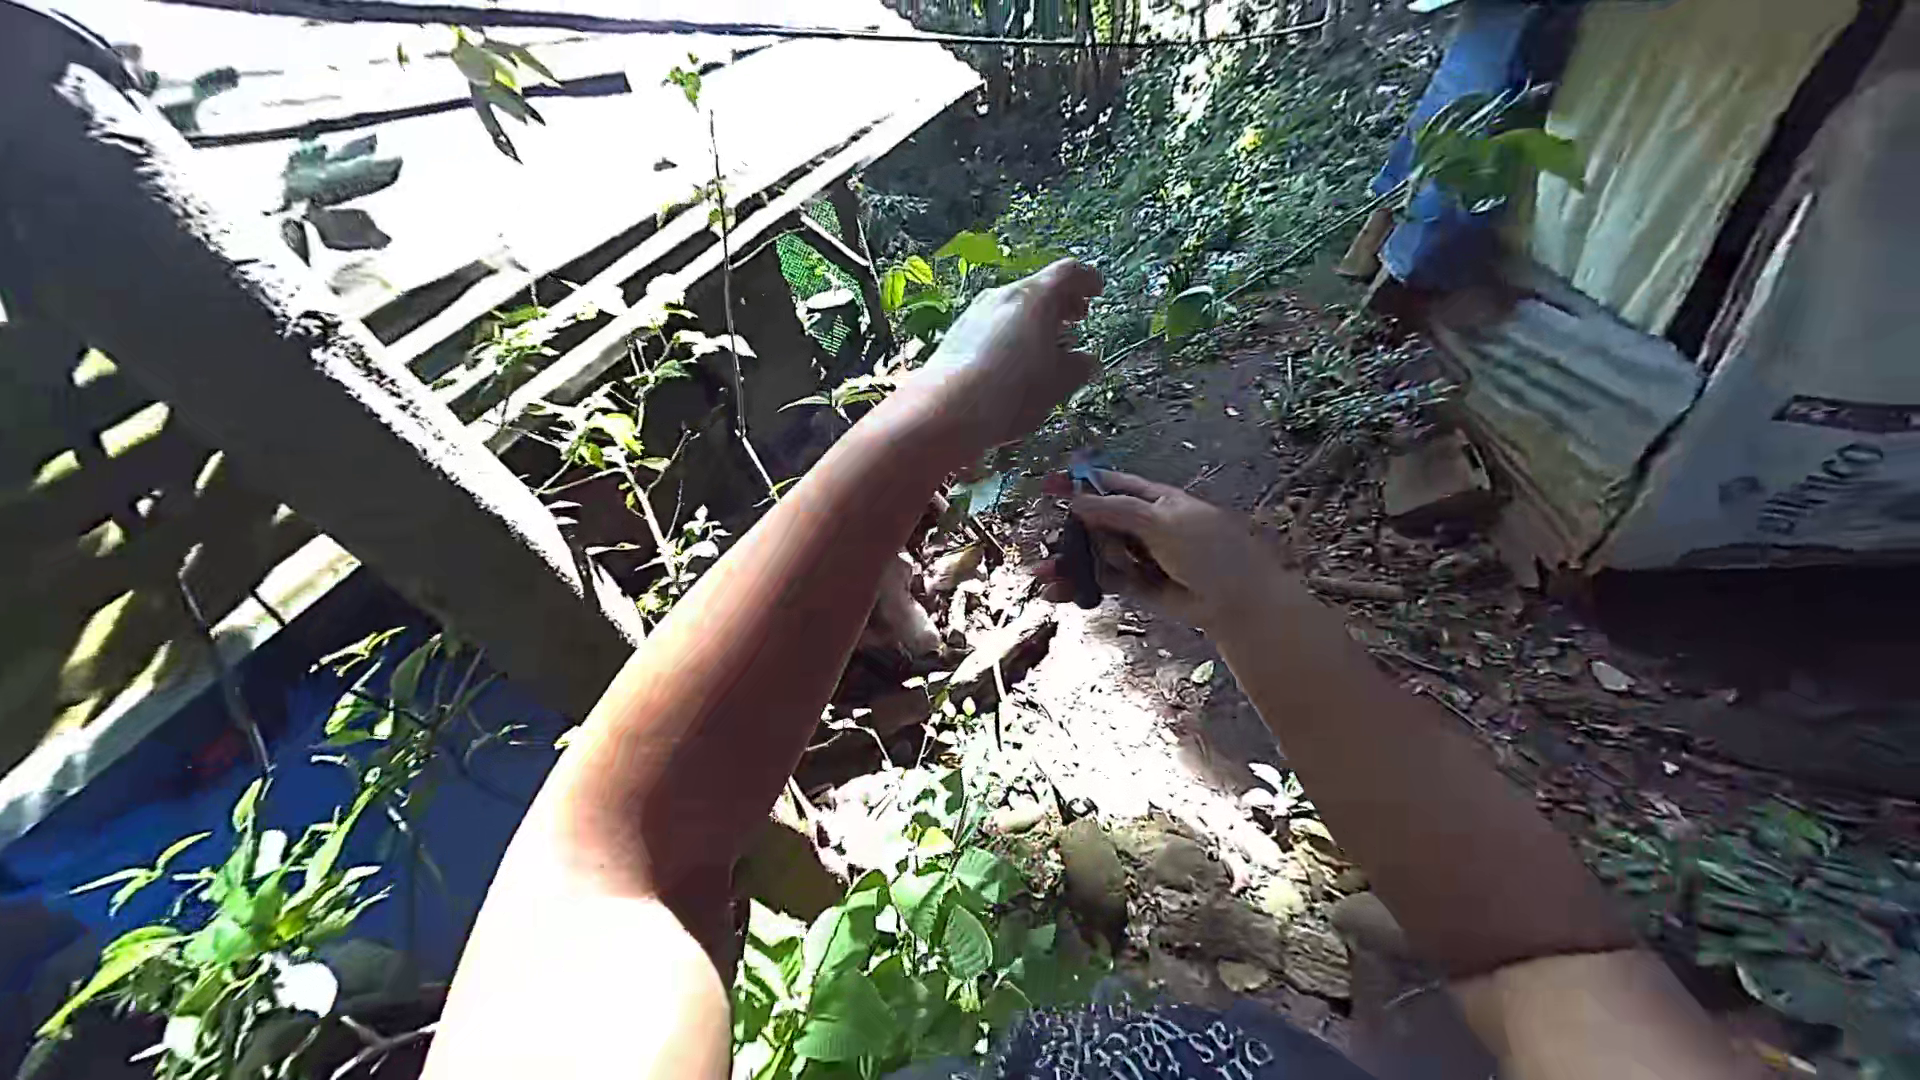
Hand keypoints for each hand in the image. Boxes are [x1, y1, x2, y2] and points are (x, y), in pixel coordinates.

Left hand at [888, 259, 1103, 459]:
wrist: (946, 411)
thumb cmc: (1012, 393)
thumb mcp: (1057, 385)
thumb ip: (1077, 368)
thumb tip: (1085, 360)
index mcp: (1035, 298)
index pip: (1068, 274)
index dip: (1087, 281)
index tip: (1097, 290)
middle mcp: (1002, 296)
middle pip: (1038, 289)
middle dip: (1060, 303)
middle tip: (1076, 318)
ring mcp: (974, 314)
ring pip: (1012, 308)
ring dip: (1033, 321)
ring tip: (1045, 346)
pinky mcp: (955, 336)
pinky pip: (992, 326)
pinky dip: (1010, 335)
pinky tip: (1012, 362)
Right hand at [1038, 470, 1287, 626]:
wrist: (1234, 601)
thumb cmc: (1207, 551)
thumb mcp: (1162, 522)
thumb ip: (1118, 510)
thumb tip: (1077, 501)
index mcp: (1151, 500)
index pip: (1109, 485)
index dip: (1079, 483)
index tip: (1048, 485)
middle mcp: (1139, 525)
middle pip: (1094, 522)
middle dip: (1068, 531)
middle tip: (1045, 541)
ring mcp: (1135, 555)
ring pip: (1092, 553)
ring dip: (1067, 563)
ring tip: (1042, 574)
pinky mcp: (1131, 584)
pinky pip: (1098, 580)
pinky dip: (1077, 586)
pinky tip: (1055, 592)